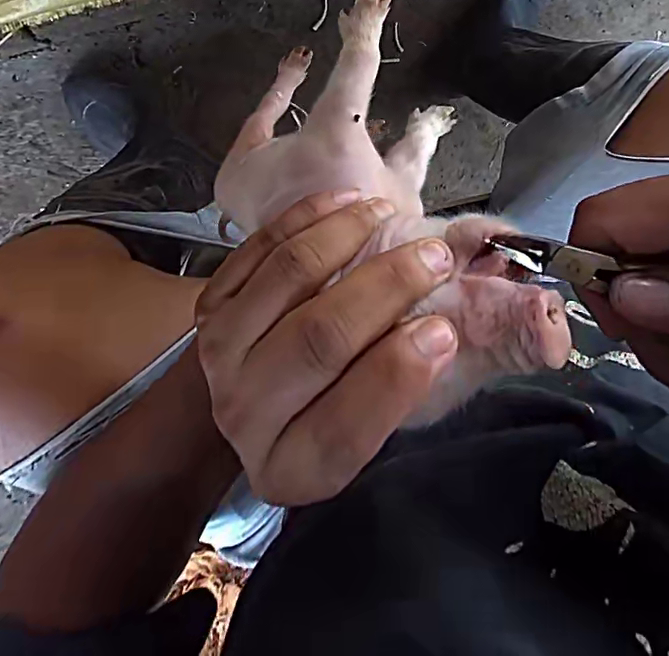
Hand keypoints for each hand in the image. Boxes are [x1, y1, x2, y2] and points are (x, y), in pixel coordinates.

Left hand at [195, 190, 459, 504]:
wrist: (252, 392)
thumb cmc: (330, 406)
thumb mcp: (374, 422)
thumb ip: (413, 383)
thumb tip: (458, 324)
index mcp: (295, 466)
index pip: (345, 428)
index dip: (397, 375)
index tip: (445, 329)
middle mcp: (247, 412)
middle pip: (317, 339)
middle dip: (386, 287)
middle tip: (435, 256)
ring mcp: (221, 351)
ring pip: (288, 276)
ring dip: (345, 235)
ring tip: (388, 213)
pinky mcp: (211, 302)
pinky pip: (260, 245)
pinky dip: (307, 216)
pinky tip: (348, 202)